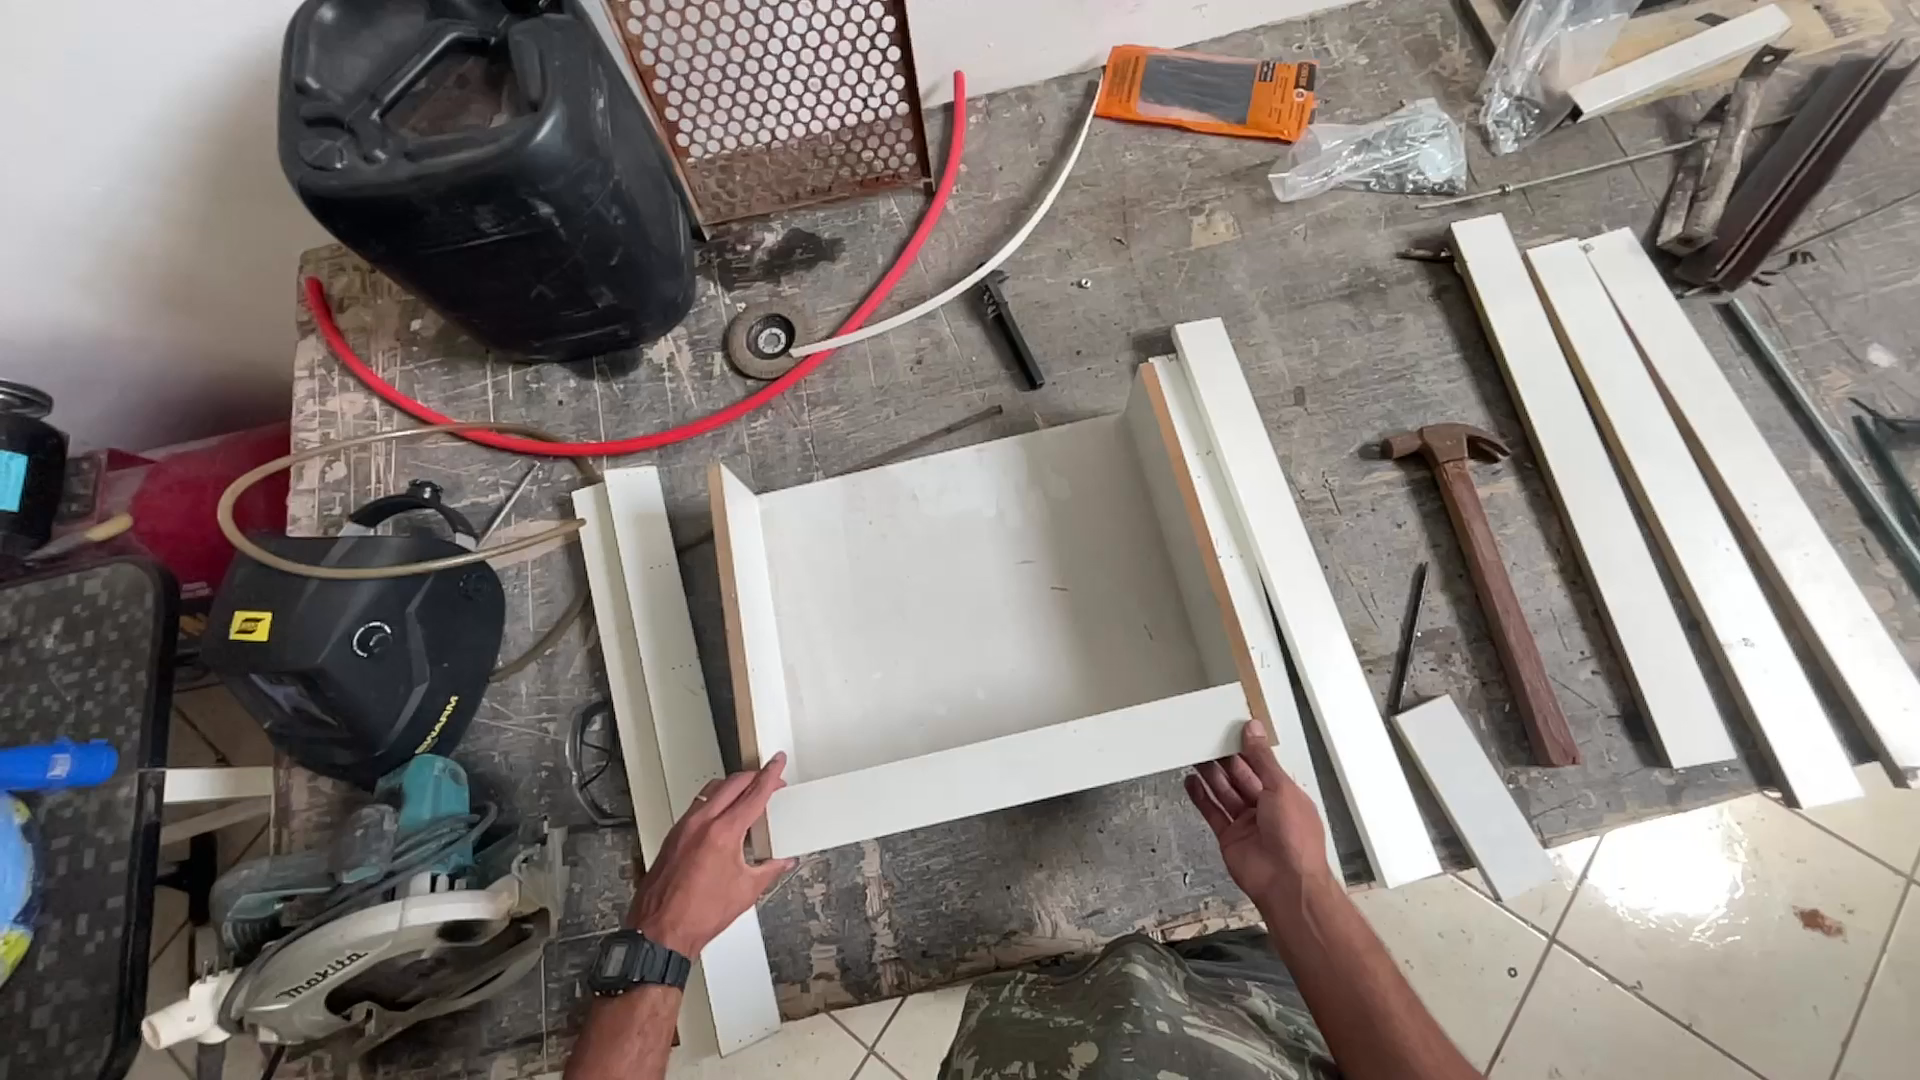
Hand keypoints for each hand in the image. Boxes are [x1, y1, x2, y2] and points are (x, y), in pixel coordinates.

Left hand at [626, 753, 797, 955]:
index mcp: (723, 833)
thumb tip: (782, 862)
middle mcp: (701, 824)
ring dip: (732, 785)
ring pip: (712, 789)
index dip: (771, 775)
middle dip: (754, 776)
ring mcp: (683, 828)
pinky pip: (697, 804)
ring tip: (746, 793)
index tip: (778, 762)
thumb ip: (769, 870)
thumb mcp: (745, 891)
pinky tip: (721, 813)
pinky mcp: (672, 836)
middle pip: (733, 783)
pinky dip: (714, 799)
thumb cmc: (695, 916)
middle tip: (769, 779)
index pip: (754, 793)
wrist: (659, 934)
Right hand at [1185, 720, 1332, 905]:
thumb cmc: (1296, 841)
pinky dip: (1200, 797)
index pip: (1262, 765)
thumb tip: (1254, 732)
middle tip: (1207, 740)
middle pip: (1240, 777)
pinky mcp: (1230, 837)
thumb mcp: (1281, 788)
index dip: (1247, 748)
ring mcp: (1247, 824)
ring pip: (1224, 792)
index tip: (1231, 731)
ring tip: (1195, 756)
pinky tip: (1192, 783)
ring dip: (1210, 774)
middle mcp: (1266, 808)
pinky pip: (1212, 812)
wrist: (1286, 883)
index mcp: (1285, 795)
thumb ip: (1262, 759)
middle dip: (1225, 759)